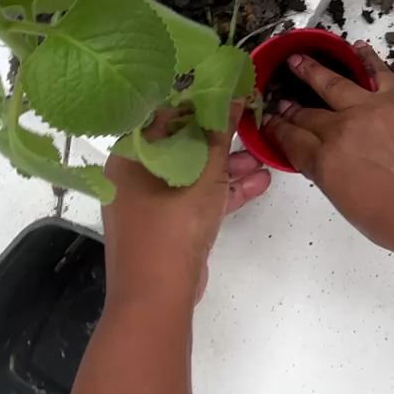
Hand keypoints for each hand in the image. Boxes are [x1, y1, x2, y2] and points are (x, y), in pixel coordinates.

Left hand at [102, 103, 271, 304]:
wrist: (157, 298)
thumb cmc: (173, 224)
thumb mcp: (206, 172)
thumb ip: (222, 132)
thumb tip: (234, 94)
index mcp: (130, 157)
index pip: (163, 116)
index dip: (197, 104)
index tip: (227, 94)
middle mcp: (133, 177)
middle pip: (181, 146)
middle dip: (220, 141)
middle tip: (249, 128)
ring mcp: (147, 206)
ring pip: (191, 175)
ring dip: (227, 169)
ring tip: (263, 161)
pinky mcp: (164, 228)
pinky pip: (192, 200)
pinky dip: (219, 193)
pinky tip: (257, 185)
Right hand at [263, 42, 393, 261]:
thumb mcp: (346, 204)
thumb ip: (328, 175)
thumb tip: (319, 156)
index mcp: (325, 163)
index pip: (291, 141)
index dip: (277, 131)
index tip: (269, 122)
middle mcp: (340, 130)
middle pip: (307, 115)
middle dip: (290, 109)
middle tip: (281, 101)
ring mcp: (368, 109)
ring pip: (332, 84)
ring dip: (312, 71)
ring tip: (298, 60)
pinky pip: (377, 72)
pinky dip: (366, 58)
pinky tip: (356, 47)